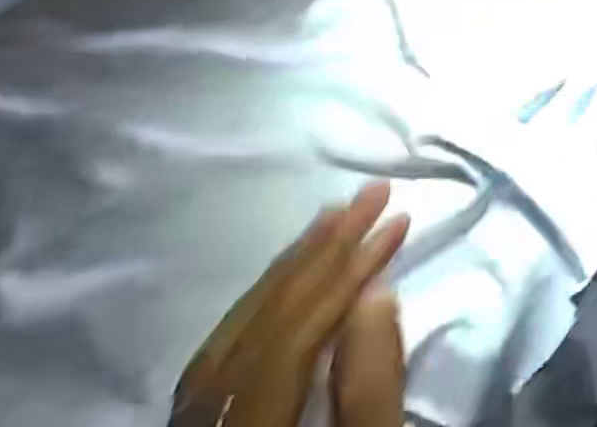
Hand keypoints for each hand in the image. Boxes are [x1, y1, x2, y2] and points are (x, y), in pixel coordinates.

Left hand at [170, 182, 410, 426]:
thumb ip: (372, 384)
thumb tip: (377, 294)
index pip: (293, 337)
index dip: (348, 271)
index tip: (398, 218)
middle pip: (257, 327)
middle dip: (321, 251)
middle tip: (371, 192)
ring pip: (229, 335)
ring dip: (290, 266)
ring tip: (336, 215)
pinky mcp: (197, 426)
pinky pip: (220, 351)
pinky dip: (263, 299)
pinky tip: (293, 272)